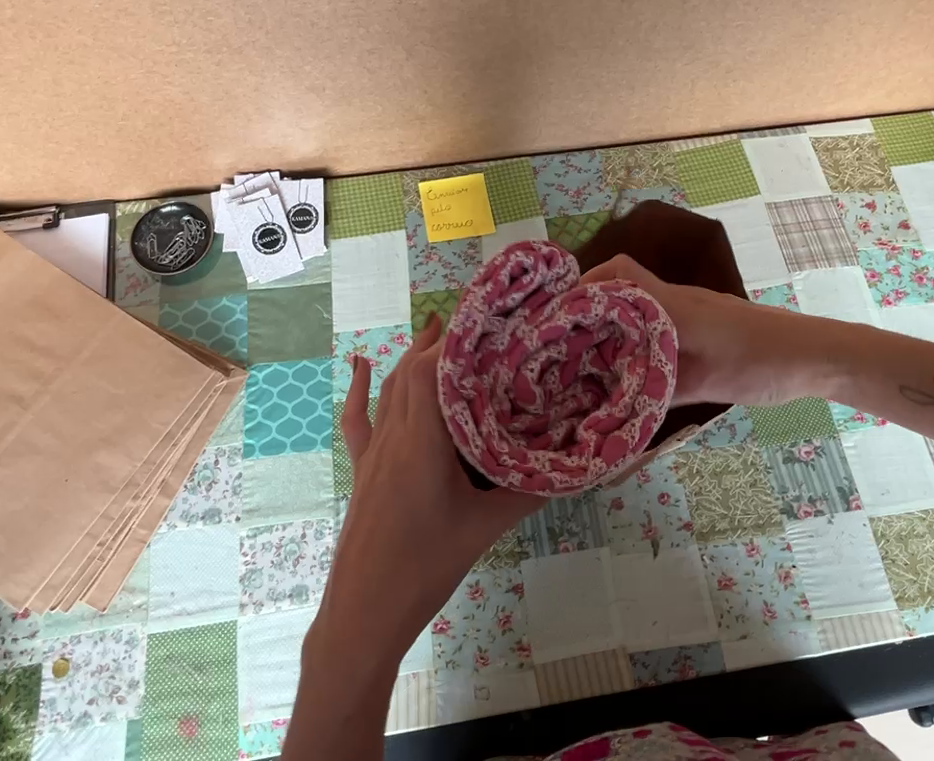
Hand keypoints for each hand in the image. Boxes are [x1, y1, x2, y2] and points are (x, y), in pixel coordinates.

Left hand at [312, 317, 542, 662]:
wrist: (364, 612)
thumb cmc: (425, 567)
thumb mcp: (484, 529)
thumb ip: (528, 494)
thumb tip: (574, 468)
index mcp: (423, 442)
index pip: (430, 372)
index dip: (454, 341)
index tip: (485, 321)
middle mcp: (394, 436)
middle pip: (411, 371)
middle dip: (440, 341)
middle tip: (475, 321)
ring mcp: (373, 452)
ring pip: (389, 389)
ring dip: (411, 356)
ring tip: (437, 329)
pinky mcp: (362, 470)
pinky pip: (359, 419)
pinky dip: (360, 387)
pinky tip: (361, 363)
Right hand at [582, 254, 823, 408]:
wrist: (816, 355)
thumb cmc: (759, 363)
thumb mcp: (704, 383)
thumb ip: (659, 387)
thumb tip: (616, 400)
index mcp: (672, 304)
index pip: (619, 273)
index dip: (585, 284)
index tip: (559, 311)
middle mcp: (678, 298)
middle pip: (624, 287)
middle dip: (592, 307)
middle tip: (567, 340)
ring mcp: (695, 308)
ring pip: (642, 305)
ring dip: (616, 323)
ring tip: (592, 356)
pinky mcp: (708, 322)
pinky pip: (662, 319)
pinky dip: (641, 334)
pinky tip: (635, 364)